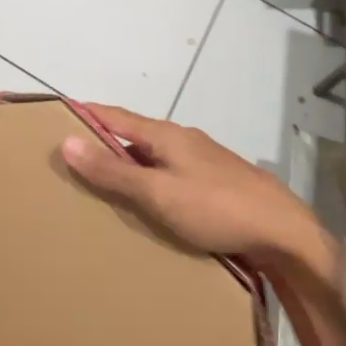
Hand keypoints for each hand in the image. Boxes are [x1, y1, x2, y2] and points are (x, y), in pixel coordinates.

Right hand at [60, 103, 321, 269]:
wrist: (285, 233)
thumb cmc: (216, 207)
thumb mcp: (157, 193)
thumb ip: (113, 171)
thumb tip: (66, 141)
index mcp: (166, 135)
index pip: (116, 115)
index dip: (88, 114)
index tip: (59, 112)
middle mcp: (184, 140)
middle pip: (136, 135)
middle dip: (106, 142)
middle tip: (75, 157)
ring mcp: (205, 161)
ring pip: (157, 157)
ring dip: (131, 165)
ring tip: (107, 185)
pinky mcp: (219, 184)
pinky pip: (174, 176)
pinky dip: (153, 182)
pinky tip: (152, 204)